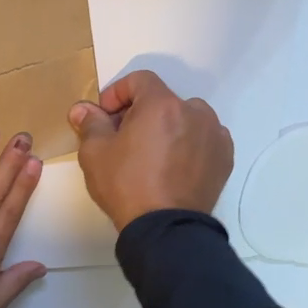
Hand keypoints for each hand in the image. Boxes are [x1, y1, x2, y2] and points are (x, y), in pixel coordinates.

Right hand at [69, 70, 233, 229]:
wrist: (165, 227)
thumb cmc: (126, 185)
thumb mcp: (95, 154)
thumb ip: (90, 124)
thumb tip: (82, 109)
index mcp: (161, 104)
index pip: (139, 79)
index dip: (117, 93)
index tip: (104, 116)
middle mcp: (194, 111)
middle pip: (163, 100)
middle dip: (140, 114)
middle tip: (123, 139)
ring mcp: (214, 134)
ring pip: (186, 118)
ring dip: (167, 128)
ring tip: (150, 155)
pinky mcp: (224, 157)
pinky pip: (202, 139)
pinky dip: (187, 145)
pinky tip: (172, 168)